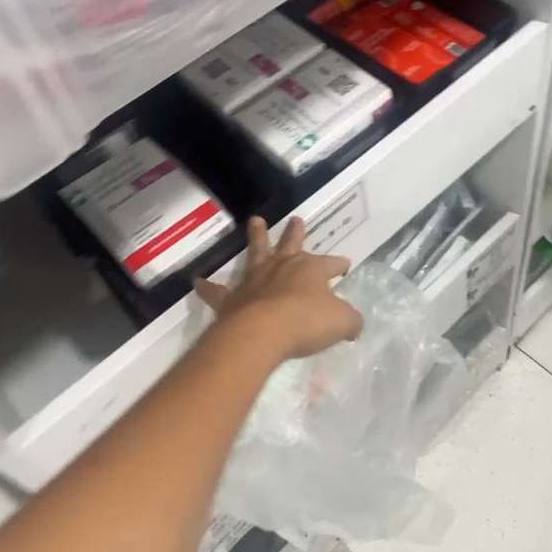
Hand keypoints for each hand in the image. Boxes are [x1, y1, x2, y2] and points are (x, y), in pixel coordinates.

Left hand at [195, 216, 362, 360]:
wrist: (263, 332)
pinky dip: (208, 287)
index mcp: (311, 269)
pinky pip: (217, 291)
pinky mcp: (232, 298)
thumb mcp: (341, 322)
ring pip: (256, 251)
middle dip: (295, 232)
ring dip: (256, 237)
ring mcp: (255, 279)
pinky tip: (198, 281)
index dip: (339, 265)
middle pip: (290, 244)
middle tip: (295, 219)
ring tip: (254, 221)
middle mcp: (282, 266)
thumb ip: (350, 321)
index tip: (345, 264)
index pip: (330, 264)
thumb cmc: (307, 322)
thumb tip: (353, 326)